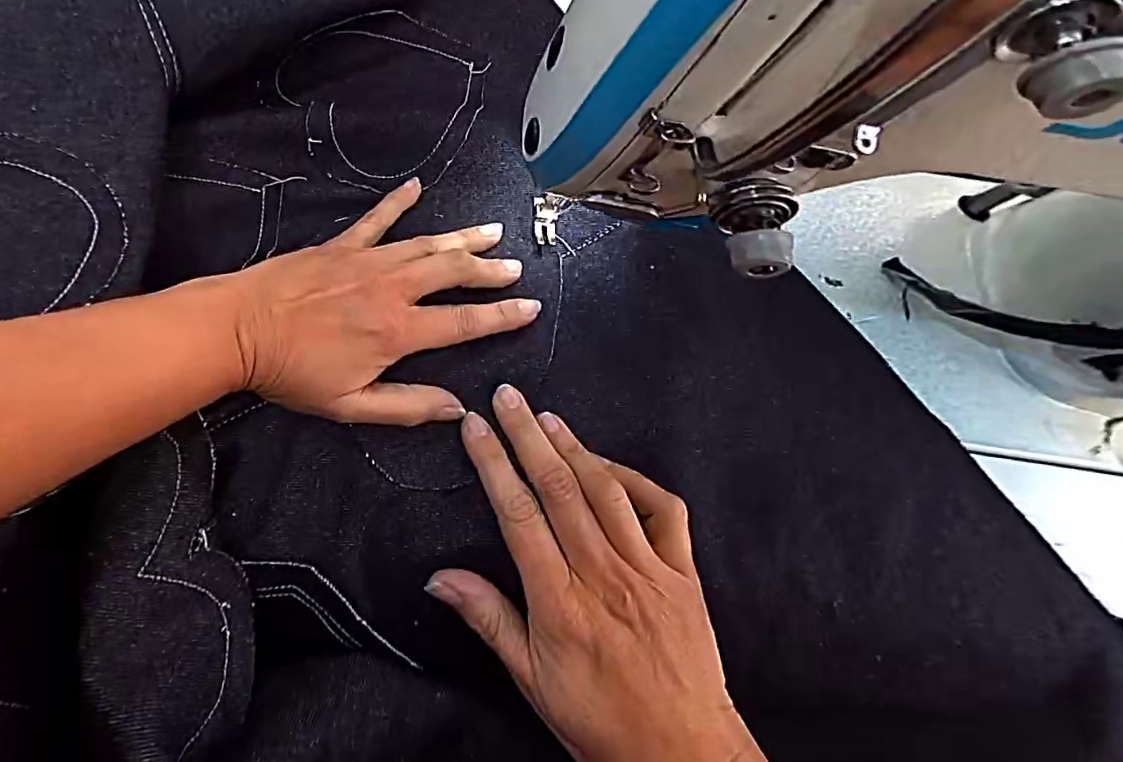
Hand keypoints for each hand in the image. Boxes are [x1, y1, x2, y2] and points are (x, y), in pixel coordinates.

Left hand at [195, 178, 540, 424]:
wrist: (236, 329)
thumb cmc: (291, 372)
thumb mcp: (349, 404)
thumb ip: (407, 406)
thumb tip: (456, 408)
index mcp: (398, 330)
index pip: (465, 321)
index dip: (503, 316)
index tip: (530, 308)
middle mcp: (393, 289)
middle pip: (455, 272)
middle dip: (490, 270)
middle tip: (516, 268)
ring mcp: (370, 260)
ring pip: (429, 243)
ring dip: (464, 238)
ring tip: (493, 232)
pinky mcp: (344, 245)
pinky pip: (379, 218)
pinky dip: (399, 201)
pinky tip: (416, 186)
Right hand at [427, 385, 764, 761]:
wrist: (683, 752)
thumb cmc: (601, 720)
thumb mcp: (531, 682)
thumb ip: (487, 620)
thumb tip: (439, 579)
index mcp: (559, 602)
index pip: (517, 514)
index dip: (493, 463)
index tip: (476, 428)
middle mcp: (601, 574)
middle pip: (557, 486)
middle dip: (527, 434)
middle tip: (507, 396)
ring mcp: (645, 567)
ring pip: (604, 489)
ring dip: (573, 446)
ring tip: (547, 416)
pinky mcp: (681, 570)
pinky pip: (663, 509)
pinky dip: (636, 479)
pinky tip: (611, 464)